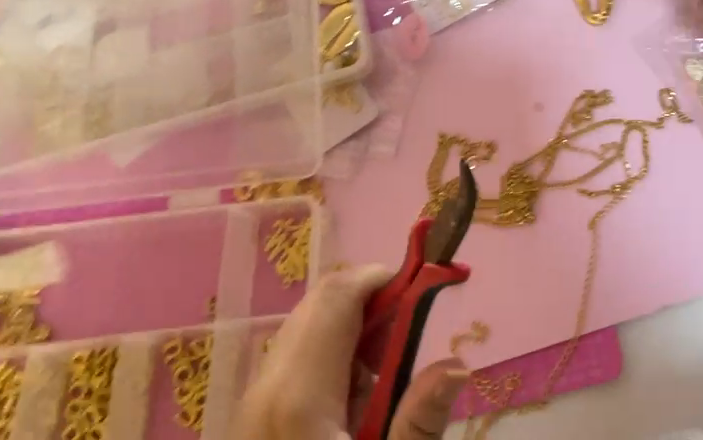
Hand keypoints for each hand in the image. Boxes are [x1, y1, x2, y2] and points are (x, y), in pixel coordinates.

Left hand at [239, 265, 469, 439]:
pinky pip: (289, 371)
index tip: (429, 290)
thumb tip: (456, 364)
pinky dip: (328, 368)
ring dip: (351, 338)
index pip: (340, 295)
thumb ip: (419, 420)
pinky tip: (351, 416)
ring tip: (385, 386)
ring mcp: (248, 412)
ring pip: (303, 337)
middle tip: (413, 339)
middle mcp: (265, 389)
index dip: (385, 278)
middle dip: (372, 307)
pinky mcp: (246, 430)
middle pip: (320, 308)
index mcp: (299, 394)